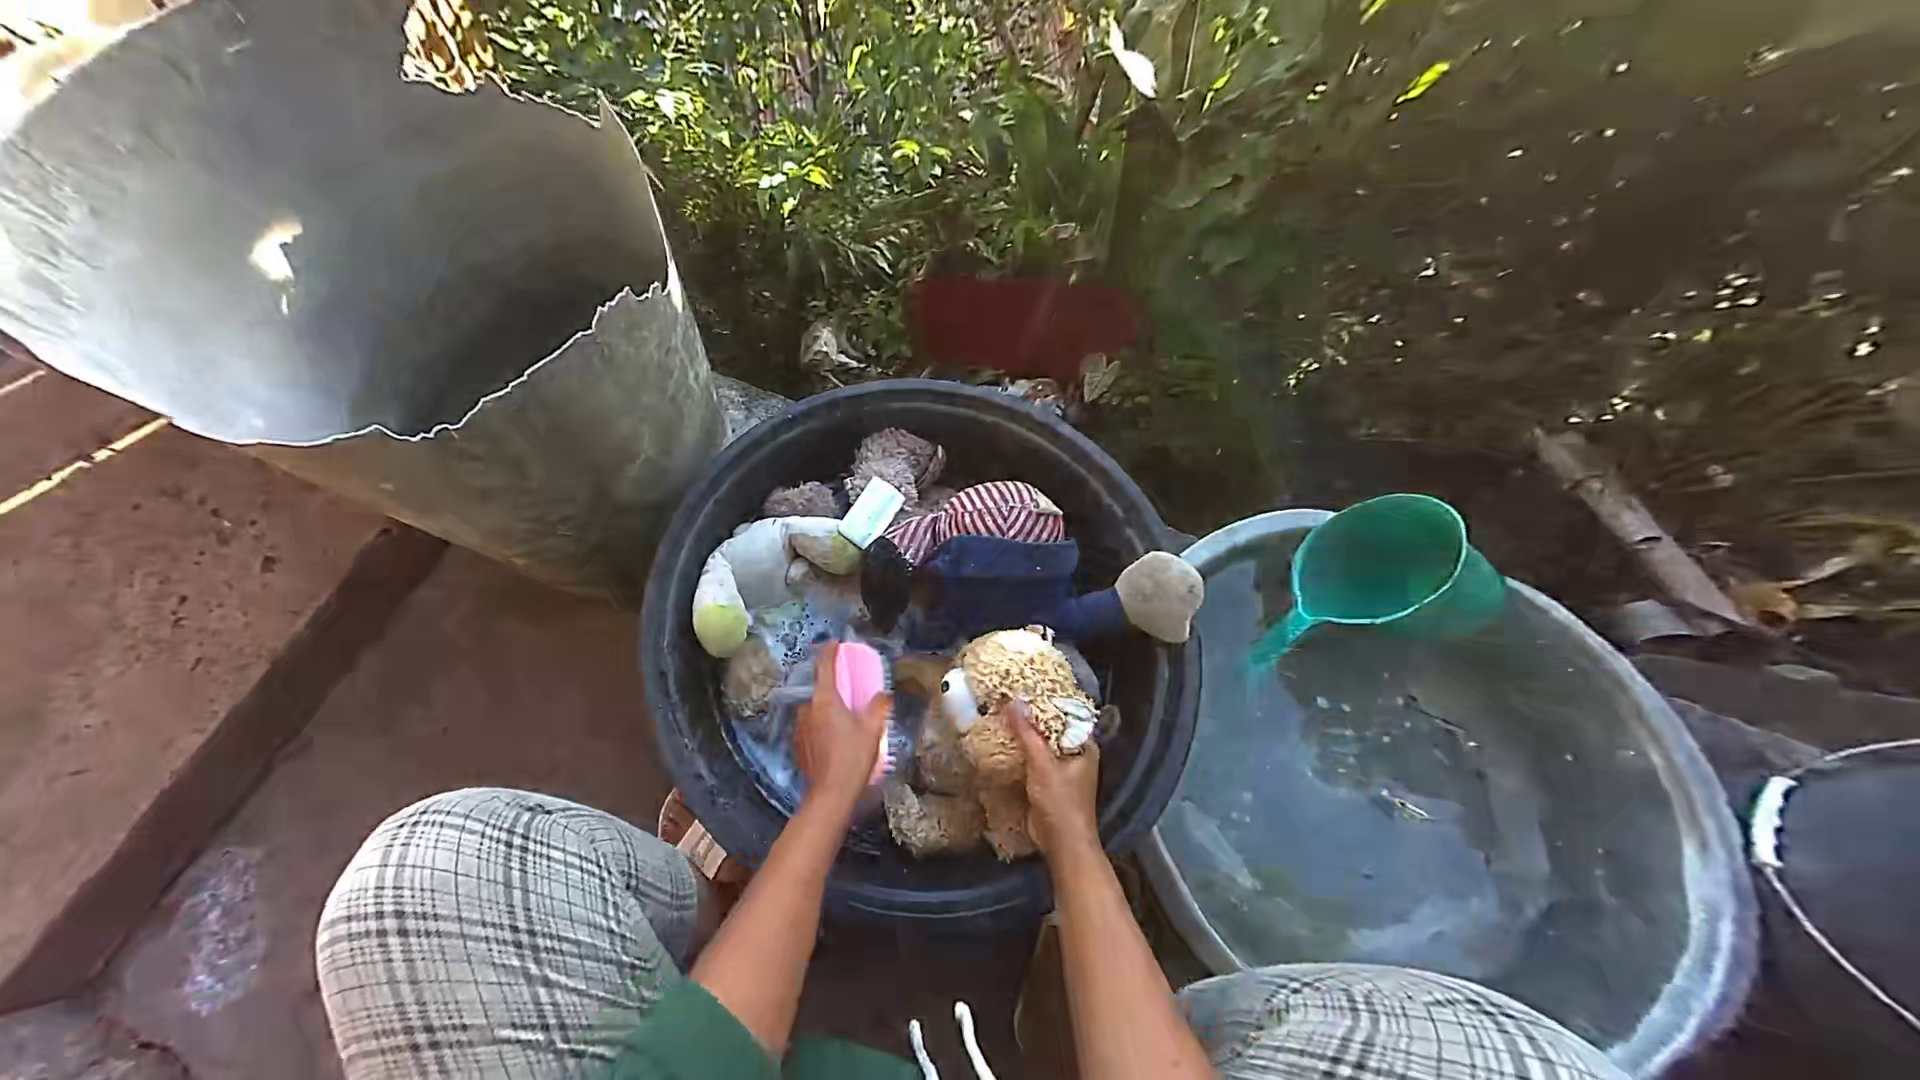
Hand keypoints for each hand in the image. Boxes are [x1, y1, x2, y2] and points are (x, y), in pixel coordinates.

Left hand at [794, 642, 890, 804]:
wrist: (831, 794)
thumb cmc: (853, 757)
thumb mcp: (872, 729)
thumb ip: (878, 706)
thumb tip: (883, 694)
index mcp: (825, 699)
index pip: (823, 666)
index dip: (829, 651)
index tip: (834, 642)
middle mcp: (807, 708)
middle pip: (816, 686)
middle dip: (829, 681)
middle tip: (844, 681)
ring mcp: (799, 726)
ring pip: (812, 706)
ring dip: (824, 703)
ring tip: (841, 710)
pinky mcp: (798, 743)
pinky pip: (809, 723)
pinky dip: (819, 721)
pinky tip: (832, 732)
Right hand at [1007, 699, 1100, 857]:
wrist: (1063, 845)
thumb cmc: (1060, 802)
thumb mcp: (1042, 764)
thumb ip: (1027, 733)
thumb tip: (1013, 701)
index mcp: (1085, 745)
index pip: (1066, 713)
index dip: (1045, 701)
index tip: (1022, 689)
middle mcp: (1077, 754)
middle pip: (1052, 728)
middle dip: (1032, 718)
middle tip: (1007, 700)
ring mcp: (1064, 769)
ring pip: (1042, 744)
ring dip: (1025, 735)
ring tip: (1003, 717)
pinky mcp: (1050, 782)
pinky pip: (1035, 759)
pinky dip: (1023, 752)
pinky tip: (1005, 744)